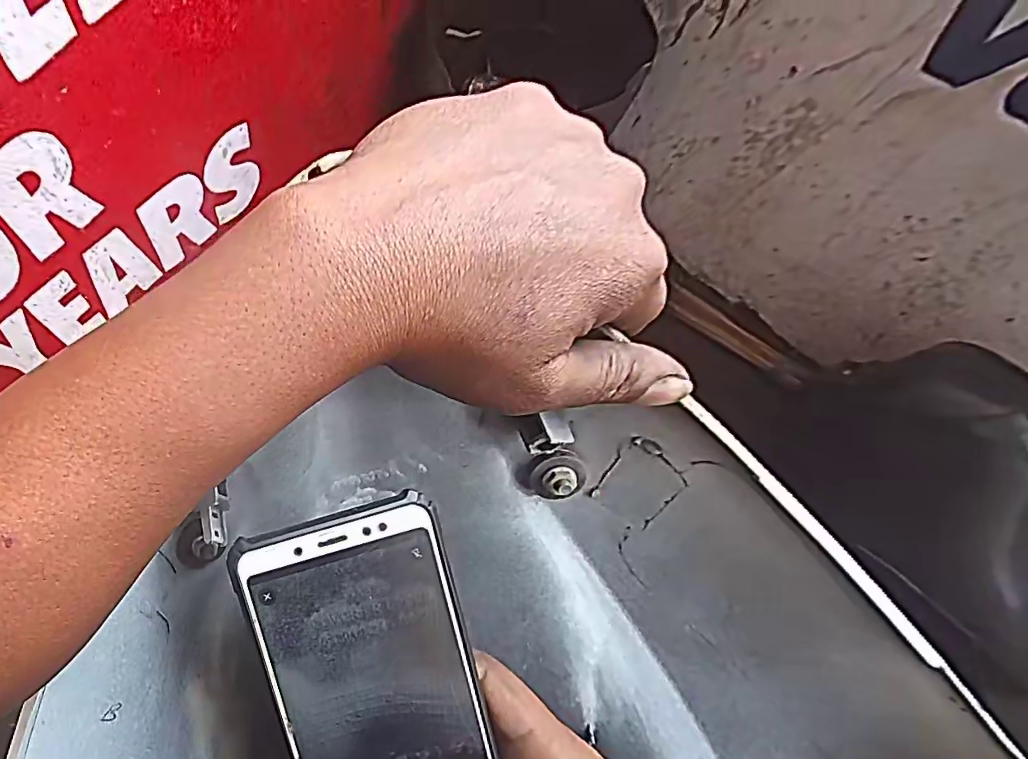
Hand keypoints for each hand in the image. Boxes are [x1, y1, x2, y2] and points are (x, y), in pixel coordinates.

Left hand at [299, 82, 689, 413]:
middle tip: (495, 301)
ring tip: (468, 259)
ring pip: (560, 192)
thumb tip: (668, 382)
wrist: (359, 257)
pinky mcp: (507, 107)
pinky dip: (492, 180)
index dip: (585, 327)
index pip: (635, 303)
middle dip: (560, 271)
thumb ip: (615, 381)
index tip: (542, 332)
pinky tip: (454, 218)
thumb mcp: (535, 383)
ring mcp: (556, 136)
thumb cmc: (437, 318)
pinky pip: (517, 150)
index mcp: (627, 258)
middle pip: (598, 242)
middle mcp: (606, 184)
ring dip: (528, 221)